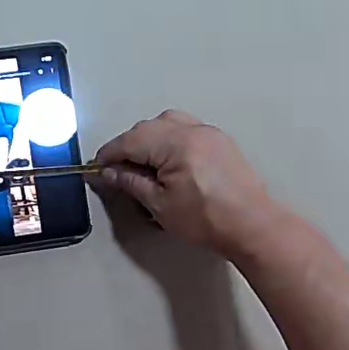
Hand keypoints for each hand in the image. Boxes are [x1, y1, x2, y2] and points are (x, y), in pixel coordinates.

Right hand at [90, 110, 284, 257]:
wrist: (252, 226)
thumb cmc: (206, 220)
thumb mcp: (159, 204)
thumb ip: (131, 182)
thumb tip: (109, 172)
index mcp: (177, 144)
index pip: (131, 140)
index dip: (109, 153)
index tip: (96, 167)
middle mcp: (194, 131)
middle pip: (148, 127)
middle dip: (127, 145)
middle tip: (115, 170)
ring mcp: (209, 134)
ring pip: (167, 123)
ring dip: (147, 139)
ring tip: (139, 164)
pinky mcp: (219, 143)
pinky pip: (185, 129)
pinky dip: (167, 139)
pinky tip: (164, 161)